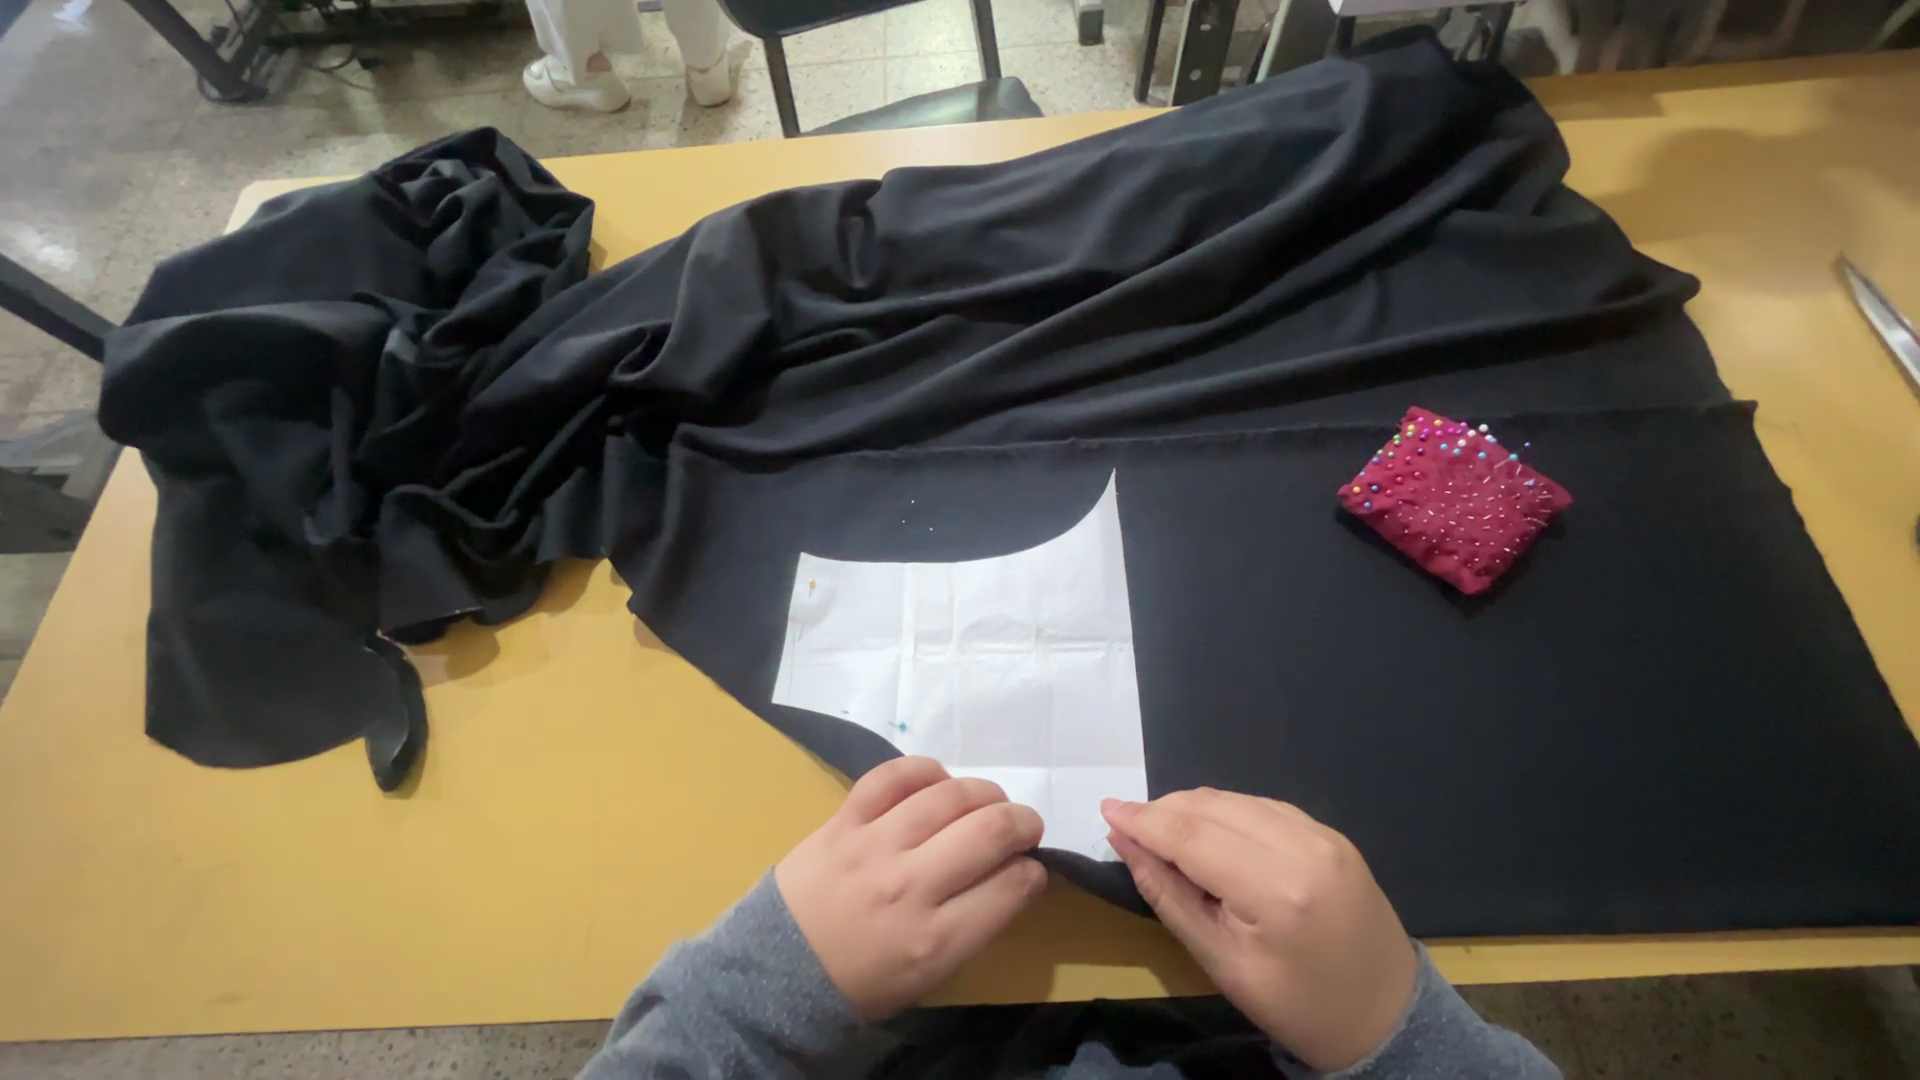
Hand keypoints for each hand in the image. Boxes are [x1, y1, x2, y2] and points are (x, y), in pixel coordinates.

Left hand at [775, 756, 1048, 1019]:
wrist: (778, 970)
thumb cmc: (862, 978)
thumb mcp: (930, 972)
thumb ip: (975, 923)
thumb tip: (1013, 872)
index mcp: (935, 939)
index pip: (1012, 886)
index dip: (1032, 870)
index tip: (1028, 867)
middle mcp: (910, 886)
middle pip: (989, 831)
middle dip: (1023, 821)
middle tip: (1023, 826)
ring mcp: (874, 845)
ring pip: (948, 796)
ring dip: (984, 791)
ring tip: (988, 800)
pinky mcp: (844, 819)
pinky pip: (892, 776)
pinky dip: (925, 770)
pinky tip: (939, 780)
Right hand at [1101, 790, 1416, 1071]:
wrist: (1387, 1020)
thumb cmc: (1296, 1005)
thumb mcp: (1220, 961)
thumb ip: (1167, 893)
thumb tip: (1123, 840)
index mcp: (1276, 889)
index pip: (1191, 835)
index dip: (1143, 819)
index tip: (1105, 808)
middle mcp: (1303, 846)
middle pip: (1211, 806)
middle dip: (1162, 810)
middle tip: (1129, 826)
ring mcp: (1323, 834)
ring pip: (1234, 799)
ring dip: (1191, 808)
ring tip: (1164, 832)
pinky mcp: (1331, 833)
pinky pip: (1261, 806)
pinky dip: (1226, 812)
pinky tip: (1210, 833)